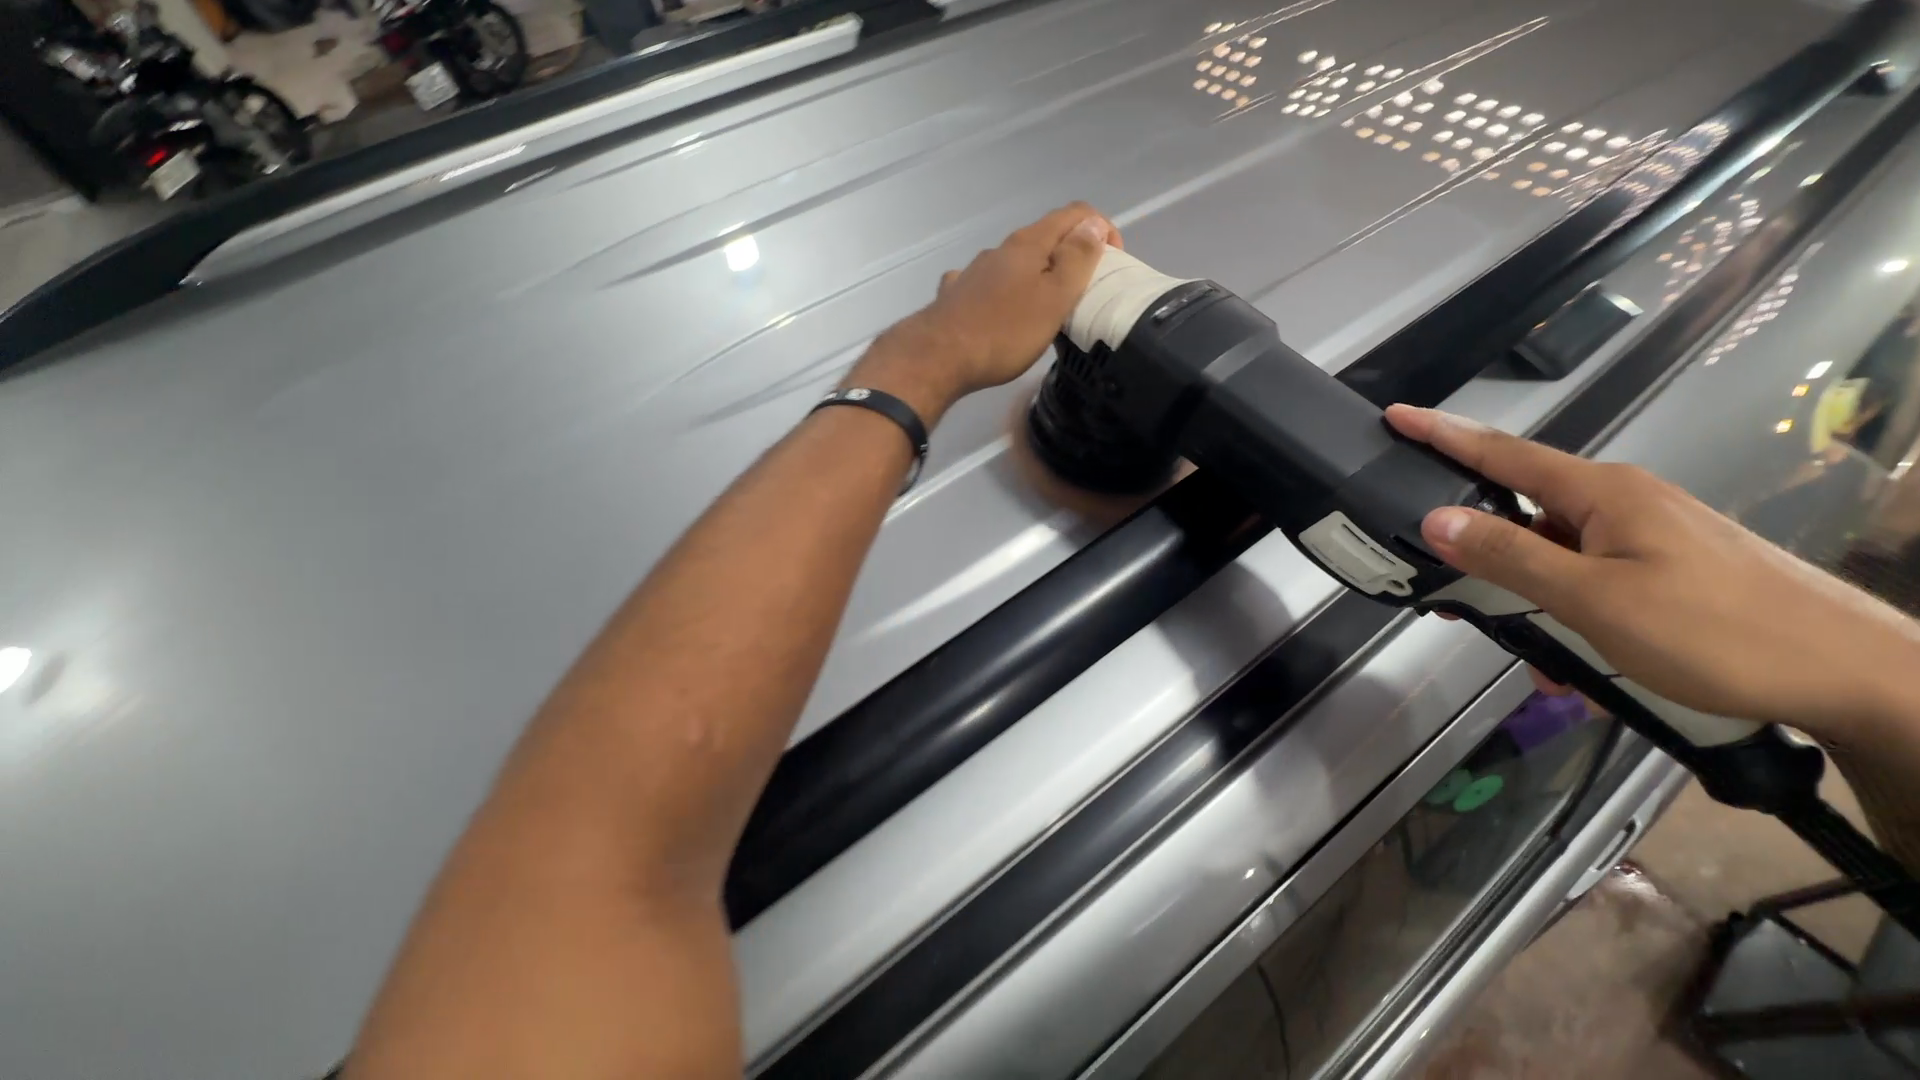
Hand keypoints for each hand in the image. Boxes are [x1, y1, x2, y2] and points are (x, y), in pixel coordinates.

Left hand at [849, 203, 1119, 420]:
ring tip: (1045, 309)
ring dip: (1036, 276)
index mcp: (1029, 244)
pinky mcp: (955, 296)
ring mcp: (973, 271)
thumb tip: (1093, 225)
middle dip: (1070, 256)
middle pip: (1044, 238)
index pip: (1074, 214)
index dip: (1101, 229)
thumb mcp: (1054, 298)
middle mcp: (1000, 250)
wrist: (938, 358)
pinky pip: (986, 285)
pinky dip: (1003, 292)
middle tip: (1084, 292)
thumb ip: (1076, 260)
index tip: (1113, 261)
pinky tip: (999, 312)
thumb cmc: (1004, 332)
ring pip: (1014, 263)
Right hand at [1386, 405, 1919, 739]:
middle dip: (1486, 563)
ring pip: (1558, 561)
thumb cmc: (1719, 632)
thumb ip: (1510, 557)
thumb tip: (1437, 520)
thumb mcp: (1595, 600)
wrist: (1855, 675)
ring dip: (1538, 610)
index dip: (1442, 434)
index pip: (1502, 452)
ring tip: (1549, 667)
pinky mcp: (1670, 569)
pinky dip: (1575, 621)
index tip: (1395, 416)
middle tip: (1455, 603)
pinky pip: (1593, 584)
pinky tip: (1587, 669)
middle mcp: (1623, 503)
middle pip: (1522, 517)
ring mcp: (1650, 536)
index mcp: (1602, 494)